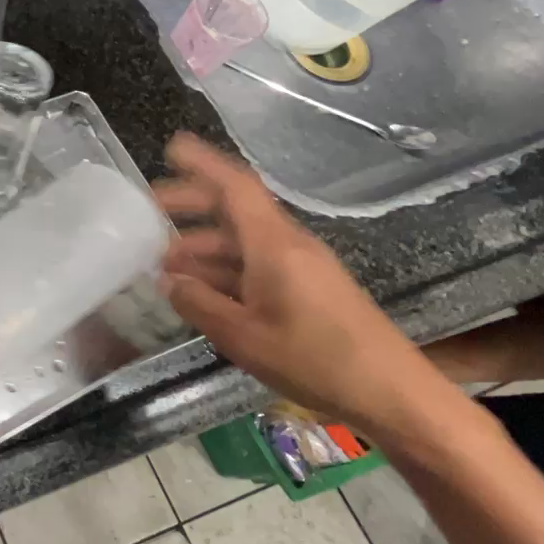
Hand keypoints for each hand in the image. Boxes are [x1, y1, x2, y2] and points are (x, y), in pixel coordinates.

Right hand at [153, 133, 449, 432]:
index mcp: (273, 244)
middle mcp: (288, 245)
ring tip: (164, 264)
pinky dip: (223, 268)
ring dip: (202, 245)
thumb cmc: (315, 359)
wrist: (393, 395)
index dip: (202, 163)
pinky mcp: (308, 288)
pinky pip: (256, 263)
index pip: (235, 187)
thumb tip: (168, 281)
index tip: (171, 148)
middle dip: (191, 205)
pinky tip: (201, 289)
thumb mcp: (242, 336)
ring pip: (243, 240)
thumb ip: (198, 303)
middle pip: (235, 209)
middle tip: (150, 212)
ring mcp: (301, 266)